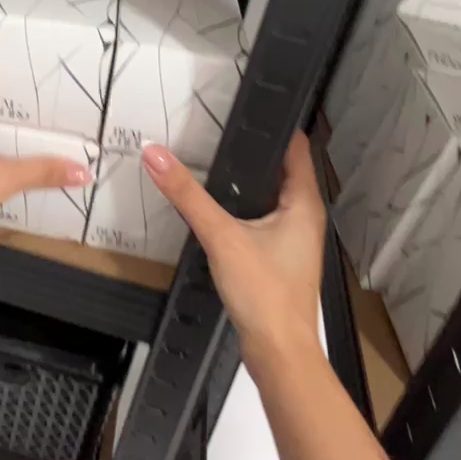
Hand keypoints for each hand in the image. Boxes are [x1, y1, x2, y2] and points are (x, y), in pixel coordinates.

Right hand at [142, 132, 323, 365]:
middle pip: (282, 169)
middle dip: (253, 149)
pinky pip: (262, 218)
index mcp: (303, 203)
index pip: (296, 148)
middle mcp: (304, 217)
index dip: (276, 124)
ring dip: (248, 179)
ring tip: (214, 157)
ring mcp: (293, 239)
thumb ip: (187, 194)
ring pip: (271, 195)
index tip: (251, 105)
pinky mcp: (278, 257)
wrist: (279, 354)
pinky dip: (243, 205)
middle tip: (220, 125)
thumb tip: (156, 155)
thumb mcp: (221, 235)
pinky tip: (218, 206)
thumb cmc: (265, 295)